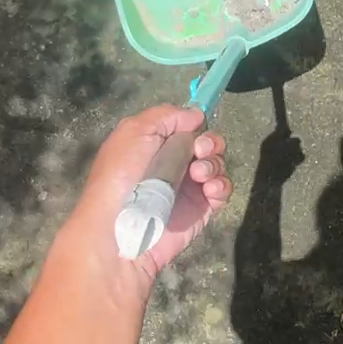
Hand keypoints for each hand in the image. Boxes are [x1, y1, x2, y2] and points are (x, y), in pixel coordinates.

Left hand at [49, 105, 232, 304]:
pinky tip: (209, 190)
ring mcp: (190, 186)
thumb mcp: (134, 131)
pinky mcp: (202, 208)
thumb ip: (166, 115)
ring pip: (218, 164)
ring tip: (199, 175)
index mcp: (157, 144)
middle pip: (208, 143)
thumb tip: (196, 116)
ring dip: (214, 163)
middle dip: (210, 142)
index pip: (187, 127)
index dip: (195, 124)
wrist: (120, 227)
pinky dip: (221, 185)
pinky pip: (223, 190)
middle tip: (200, 151)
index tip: (195, 127)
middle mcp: (174, 163)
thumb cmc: (122, 175)